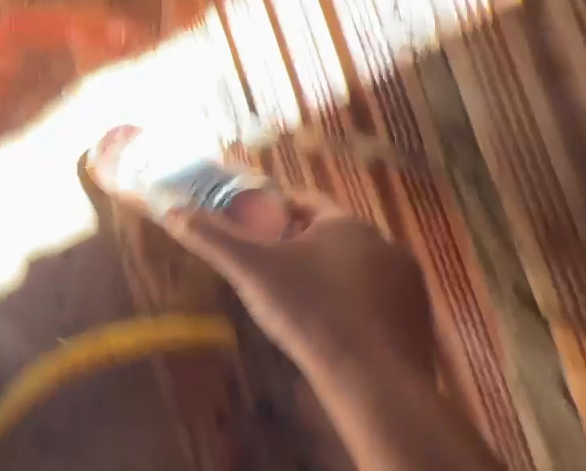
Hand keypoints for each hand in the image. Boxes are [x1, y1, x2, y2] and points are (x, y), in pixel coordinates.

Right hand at [164, 193, 435, 380]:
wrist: (374, 385)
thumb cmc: (310, 310)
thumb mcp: (248, 268)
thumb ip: (208, 234)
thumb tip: (169, 209)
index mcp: (349, 225)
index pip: (303, 201)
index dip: (270, 208)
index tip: (246, 224)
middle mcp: (386, 248)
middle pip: (326, 233)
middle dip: (293, 241)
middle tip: (259, 258)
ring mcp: (408, 288)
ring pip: (350, 267)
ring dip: (320, 272)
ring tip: (285, 292)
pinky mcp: (417, 325)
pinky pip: (370, 299)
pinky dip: (344, 302)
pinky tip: (319, 322)